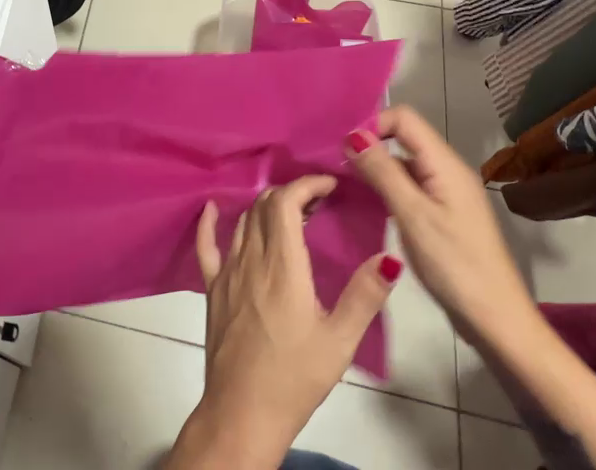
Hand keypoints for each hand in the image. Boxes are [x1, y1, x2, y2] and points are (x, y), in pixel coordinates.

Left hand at [165, 178, 400, 469]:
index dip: (306, 184)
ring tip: (292, 215)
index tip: (329, 185)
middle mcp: (250, 260)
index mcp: (282, 266)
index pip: (285, 203)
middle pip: (264, 206)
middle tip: (320, 204)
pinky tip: (212, 209)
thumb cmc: (295, 376)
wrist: (243, 410)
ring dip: (266, 209)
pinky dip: (210, 223)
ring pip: (243, 222)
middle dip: (292, 194)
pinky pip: (206, 246)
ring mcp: (227, 273)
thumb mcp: (340, 340)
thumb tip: (389, 257)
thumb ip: (364, 296)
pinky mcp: (212, 289)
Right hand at [345, 107, 538, 346]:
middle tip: (335, 167)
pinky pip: (408, 187)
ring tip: (343, 185)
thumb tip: (352, 134)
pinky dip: (386, 189)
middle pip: (403, 138)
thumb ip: (383, 172)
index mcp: (445, 164)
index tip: (342, 149)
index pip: (404, 118)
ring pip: (403, 164)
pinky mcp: (442, 215)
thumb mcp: (413, 216)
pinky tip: (366, 206)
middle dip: (369, 145)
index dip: (372, 124)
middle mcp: (446, 171)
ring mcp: (445, 194)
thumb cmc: (455, 265)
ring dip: (375, 168)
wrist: (496, 319)